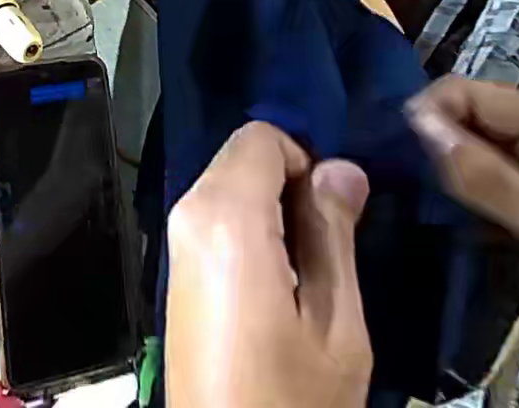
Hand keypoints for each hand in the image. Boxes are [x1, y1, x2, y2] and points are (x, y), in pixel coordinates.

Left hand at [165, 122, 371, 407]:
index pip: (262, 137)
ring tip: (303, 264)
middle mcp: (191, 210)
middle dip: (287, 179)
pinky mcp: (177, 260)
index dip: (304, 158)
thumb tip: (342, 167)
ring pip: (230, 177)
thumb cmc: (290, 402)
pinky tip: (275, 273)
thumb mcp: (335, 326)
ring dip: (270, 202)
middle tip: (323, 241)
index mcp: (227, 217)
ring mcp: (178, 235)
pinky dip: (249, 219)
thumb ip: (333, 233)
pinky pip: (216, 208)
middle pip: (243, 153)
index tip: (332, 208)